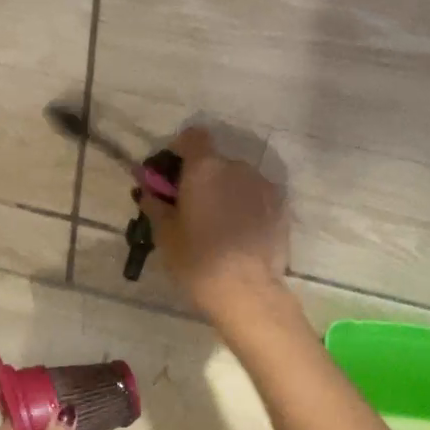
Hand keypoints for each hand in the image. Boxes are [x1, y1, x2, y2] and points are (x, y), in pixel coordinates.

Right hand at [141, 127, 290, 320]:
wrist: (247, 292)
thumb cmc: (197, 262)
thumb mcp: (165, 235)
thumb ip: (155, 204)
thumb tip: (148, 189)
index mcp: (205, 168)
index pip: (193, 136)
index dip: (180, 149)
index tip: (172, 174)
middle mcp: (238, 167)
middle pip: (216, 163)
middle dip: (203, 180)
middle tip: (192, 211)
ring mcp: (264, 186)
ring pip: (239, 181)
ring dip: (227, 194)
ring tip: (219, 228)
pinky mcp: (282, 207)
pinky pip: (258, 198)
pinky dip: (247, 208)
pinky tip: (240, 237)